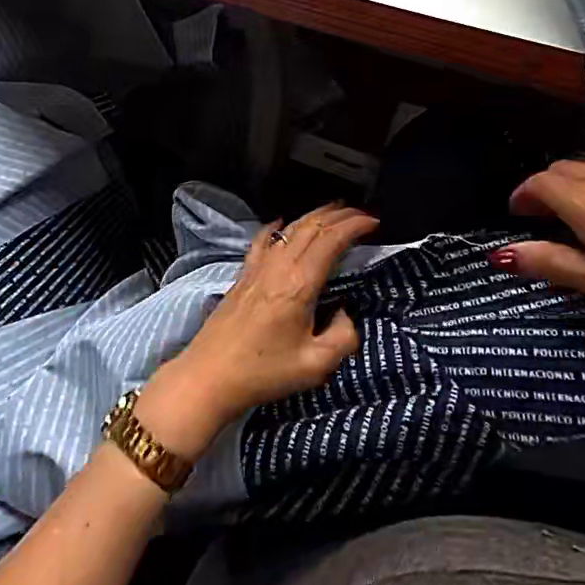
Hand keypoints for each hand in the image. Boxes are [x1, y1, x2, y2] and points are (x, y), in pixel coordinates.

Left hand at [137, 204, 376, 456]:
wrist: (210, 374)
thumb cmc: (264, 372)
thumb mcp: (316, 365)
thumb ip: (343, 337)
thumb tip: (345, 313)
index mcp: (299, 284)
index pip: (330, 240)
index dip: (354, 226)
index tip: (374, 222)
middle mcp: (277, 268)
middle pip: (309, 228)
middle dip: (337, 215)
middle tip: (360, 212)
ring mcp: (256, 269)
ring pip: (288, 231)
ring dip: (312, 216)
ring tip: (332, 210)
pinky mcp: (242, 277)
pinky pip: (262, 242)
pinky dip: (276, 228)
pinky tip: (280, 222)